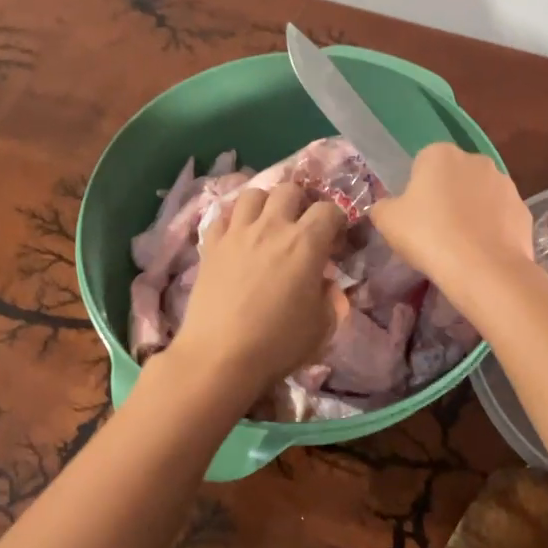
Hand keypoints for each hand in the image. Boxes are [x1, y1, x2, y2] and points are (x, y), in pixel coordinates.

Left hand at [170, 183, 345, 397]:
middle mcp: (272, 227)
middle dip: (301, 203)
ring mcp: (237, 233)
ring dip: (265, 203)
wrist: (219, 357)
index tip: (336, 241)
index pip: (330, 210)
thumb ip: (331, 297)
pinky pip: (222, 215)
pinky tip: (238, 236)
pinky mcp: (210, 245)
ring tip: (267, 224)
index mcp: (306, 243)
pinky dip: (233, 219)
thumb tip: (326, 282)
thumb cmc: (278, 343)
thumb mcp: (322, 326)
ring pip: (252, 193)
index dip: (337, 221)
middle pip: (289, 190)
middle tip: (301, 227)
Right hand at [370, 143, 533, 299]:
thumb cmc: (428, 236)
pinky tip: (482, 252)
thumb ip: (382, 206)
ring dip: (471, 211)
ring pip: (480, 195)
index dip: (416, 190)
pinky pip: (500, 216)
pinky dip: (492, 229)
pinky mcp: (523, 209)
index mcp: (440, 154)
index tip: (414, 216)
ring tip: (460, 245)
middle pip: (454, 176)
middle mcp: (476, 159)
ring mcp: (505, 183)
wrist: (483, 269)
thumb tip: (387, 207)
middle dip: (446, 196)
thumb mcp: (387, 221)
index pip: (422, 164)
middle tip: (434, 230)